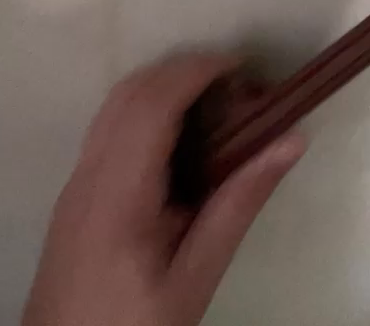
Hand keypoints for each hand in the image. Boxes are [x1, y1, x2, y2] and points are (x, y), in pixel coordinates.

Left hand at [22, 54, 305, 325]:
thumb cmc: (134, 324)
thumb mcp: (196, 275)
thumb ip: (239, 204)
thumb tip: (293, 139)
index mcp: (116, 197)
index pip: (150, 106)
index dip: (197, 71)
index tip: (246, 69)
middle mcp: (87, 179)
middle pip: (129, 92)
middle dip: (185, 70)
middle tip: (239, 85)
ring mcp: (76, 186)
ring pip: (116, 105)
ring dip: (168, 85)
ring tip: (219, 104)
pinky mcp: (78, 196)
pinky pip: (113, 126)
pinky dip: (152, 108)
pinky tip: (188, 135)